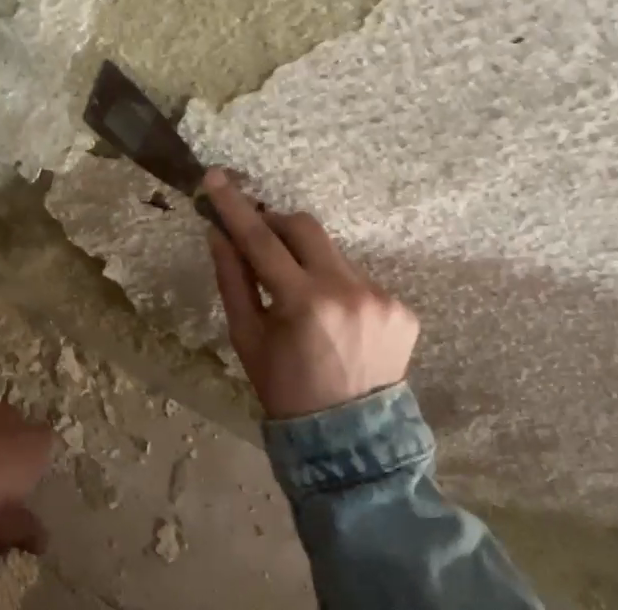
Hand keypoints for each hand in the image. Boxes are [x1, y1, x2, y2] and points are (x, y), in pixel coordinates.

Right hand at [202, 169, 419, 418]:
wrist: (350, 440)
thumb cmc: (285, 389)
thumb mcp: (247, 337)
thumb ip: (233, 279)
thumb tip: (218, 232)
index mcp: (303, 303)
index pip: (261, 240)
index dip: (235, 206)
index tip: (215, 177)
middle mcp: (347, 291)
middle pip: (305, 227)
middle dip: (276, 226)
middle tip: (258, 242)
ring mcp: (381, 298)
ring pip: (332, 252)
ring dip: (308, 260)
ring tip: (300, 298)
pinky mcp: (402, 308)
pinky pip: (357, 278)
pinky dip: (336, 286)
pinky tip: (332, 320)